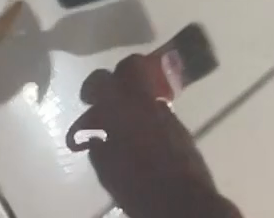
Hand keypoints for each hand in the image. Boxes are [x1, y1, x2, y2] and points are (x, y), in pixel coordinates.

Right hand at [66, 54, 239, 217]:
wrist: (188, 205)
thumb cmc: (140, 186)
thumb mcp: (108, 171)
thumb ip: (97, 148)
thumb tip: (94, 140)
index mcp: (121, 106)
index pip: (100, 79)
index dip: (90, 87)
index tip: (86, 101)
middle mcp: (145, 102)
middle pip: (132, 69)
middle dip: (118, 79)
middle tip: (109, 98)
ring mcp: (168, 115)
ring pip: (147, 97)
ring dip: (134, 106)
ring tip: (126, 130)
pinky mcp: (183, 132)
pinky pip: (160, 116)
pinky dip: (149, 122)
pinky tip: (145, 143)